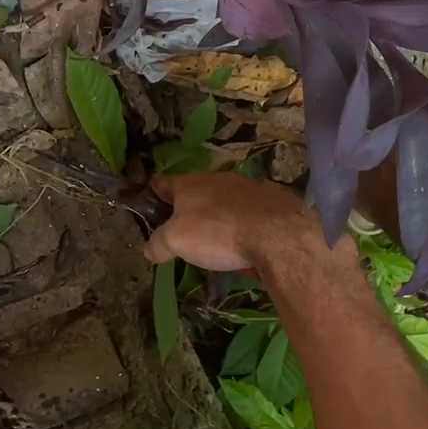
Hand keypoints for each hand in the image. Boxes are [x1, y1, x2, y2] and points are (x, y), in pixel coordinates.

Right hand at [143, 173, 353, 276]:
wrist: (279, 235)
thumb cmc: (218, 233)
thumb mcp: (176, 241)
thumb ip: (158, 243)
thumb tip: (148, 249)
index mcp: (189, 183)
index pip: (161, 183)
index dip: (153, 195)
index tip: (150, 207)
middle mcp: (216, 178)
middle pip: (194, 191)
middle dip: (188, 208)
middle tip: (184, 231)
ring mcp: (246, 187)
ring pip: (224, 201)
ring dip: (218, 216)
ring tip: (218, 241)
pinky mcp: (272, 201)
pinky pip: (249, 213)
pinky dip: (244, 224)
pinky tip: (247, 244)